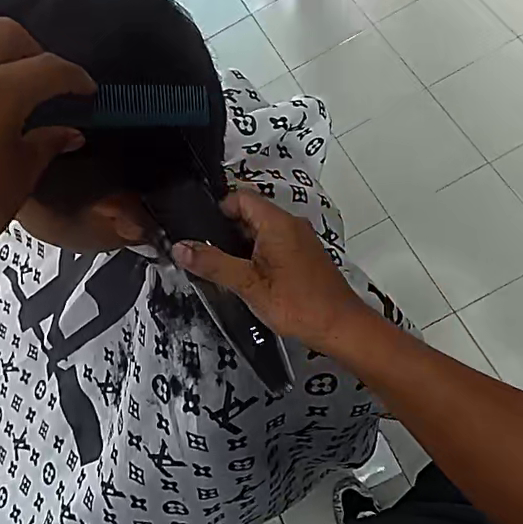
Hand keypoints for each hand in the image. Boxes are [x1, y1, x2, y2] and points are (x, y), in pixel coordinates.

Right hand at [171, 190, 375, 351]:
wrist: (339, 326)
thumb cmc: (300, 305)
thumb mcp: (248, 285)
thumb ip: (213, 264)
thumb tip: (183, 248)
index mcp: (278, 223)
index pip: (241, 197)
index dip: (218, 210)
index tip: (202, 231)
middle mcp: (292, 226)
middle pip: (250, 214)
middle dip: (227, 232)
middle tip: (208, 256)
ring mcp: (301, 241)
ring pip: (263, 232)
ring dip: (243, 247)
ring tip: (227, 271)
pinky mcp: (305, 257)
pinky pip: (276, 246)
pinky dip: (259, 257)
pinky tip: (251, 280)